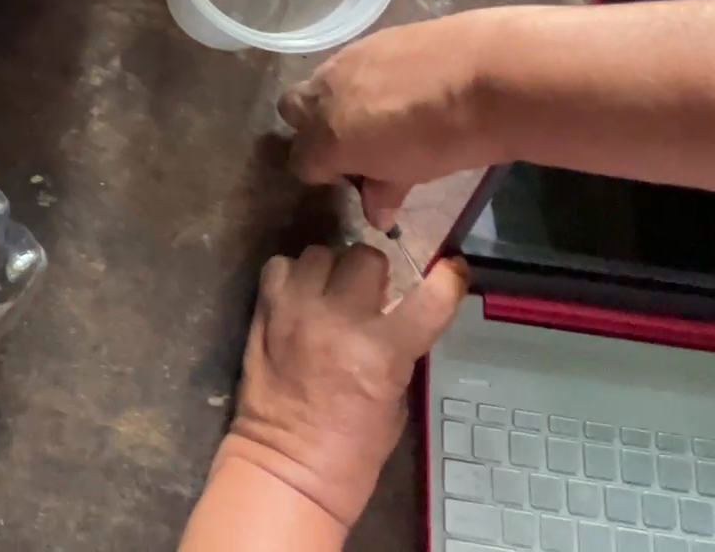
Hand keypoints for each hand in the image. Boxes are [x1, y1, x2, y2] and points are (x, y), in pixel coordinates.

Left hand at [219, 245, 467, 532]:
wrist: (286, 462)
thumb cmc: (353, 444)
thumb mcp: (397, 397)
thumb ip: (398, 346)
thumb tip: (399, 307)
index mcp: (382, 352)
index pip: (428, 298)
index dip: (445, 278)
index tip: (449, 268)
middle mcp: (338, 320)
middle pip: (364, 257)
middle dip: (373, 273)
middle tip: (369, 294)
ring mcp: (296, 308)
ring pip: (320, 253)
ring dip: (330, 270)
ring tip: (330, 293)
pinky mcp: (265, 307)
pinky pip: (281, 265)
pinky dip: (293, 275)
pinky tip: (300, 296)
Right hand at [278, 9, 518, 228]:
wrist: (490, 74)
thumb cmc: (446, 138)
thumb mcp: (413, 175)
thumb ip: (383, 191)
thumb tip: (377, 213)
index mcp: (326, 137)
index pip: (301, 162)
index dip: (324, 172)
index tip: (353, 176)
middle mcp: (322, 95)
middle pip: (292, 110)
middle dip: (311, 125)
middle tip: (353, 138)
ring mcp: (344, 60)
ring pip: (322, 81)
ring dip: (340, 98)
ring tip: (384, 109)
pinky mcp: (371, 37)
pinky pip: (355, 61)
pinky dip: (368, 76)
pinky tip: (405, 84)